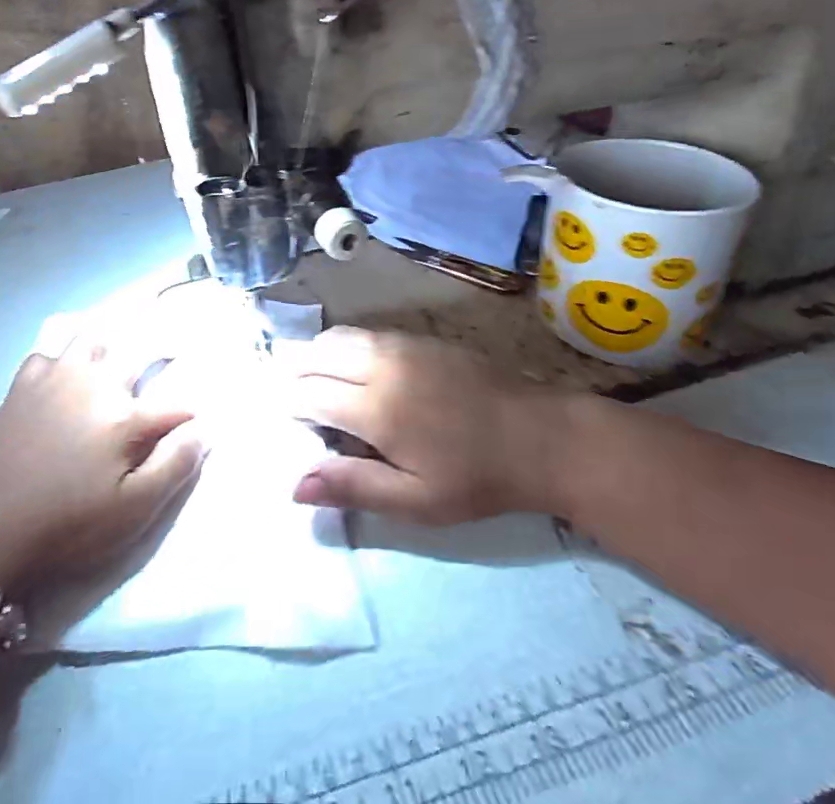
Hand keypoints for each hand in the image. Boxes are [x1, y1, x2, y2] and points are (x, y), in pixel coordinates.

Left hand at [0, 331, 206, 595]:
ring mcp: (55, 378)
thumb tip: (203, 431)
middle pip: (138, 351)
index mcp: (126, 416)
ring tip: (118, 352)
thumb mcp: (133, 511)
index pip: (175, 407)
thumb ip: (175, 466)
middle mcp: (94, 383)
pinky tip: (65, 370)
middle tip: (173, 347)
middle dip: (162, 349)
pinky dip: (64, 355)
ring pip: (92, 339)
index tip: (196, 421)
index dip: (190, 416)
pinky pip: (49, 352)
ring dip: (112, 342)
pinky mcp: (23, 384)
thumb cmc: (67, 526)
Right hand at [277, 326, 587, 523]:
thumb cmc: (477, 478)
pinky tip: (355, 368)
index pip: (307, 394)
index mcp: (375, 409)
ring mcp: (403, 345)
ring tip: (318, 381)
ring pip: (338, 337)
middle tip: (296, 401)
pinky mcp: (422, 338)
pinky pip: (366, 332)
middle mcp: (381, 366)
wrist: (544, 437)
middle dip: (295, 375)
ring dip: (317, 356)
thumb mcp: (417, 501)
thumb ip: (354, 488)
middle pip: (315, 356)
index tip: (293, 424)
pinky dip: (345, 346)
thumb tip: (294, 486)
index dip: (290, 407)